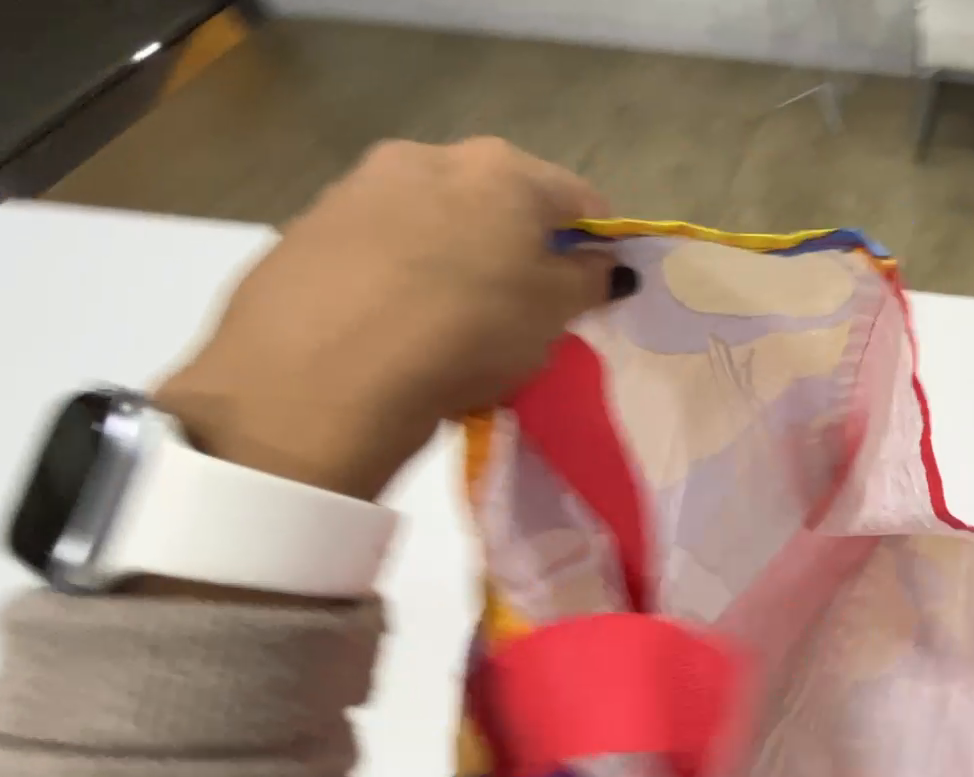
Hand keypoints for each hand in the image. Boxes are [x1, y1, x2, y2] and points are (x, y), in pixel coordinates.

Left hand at [153, 137, 620, 500]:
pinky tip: (414, 322)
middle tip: (536, 307)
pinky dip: (416, 273)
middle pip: (507, 202)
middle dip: (530, 248)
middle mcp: (433, 156)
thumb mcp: (557, 311)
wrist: (325, 371)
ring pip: (446, 220)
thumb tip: (607, 263)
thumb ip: (592, 278)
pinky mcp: (315, 223)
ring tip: (469, 321)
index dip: (601, 246)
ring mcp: (365, 184)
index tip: (599, 289)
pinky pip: (393, 244)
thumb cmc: (470, 329)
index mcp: (504, 170)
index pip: (582, 199)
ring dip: (470, 258)